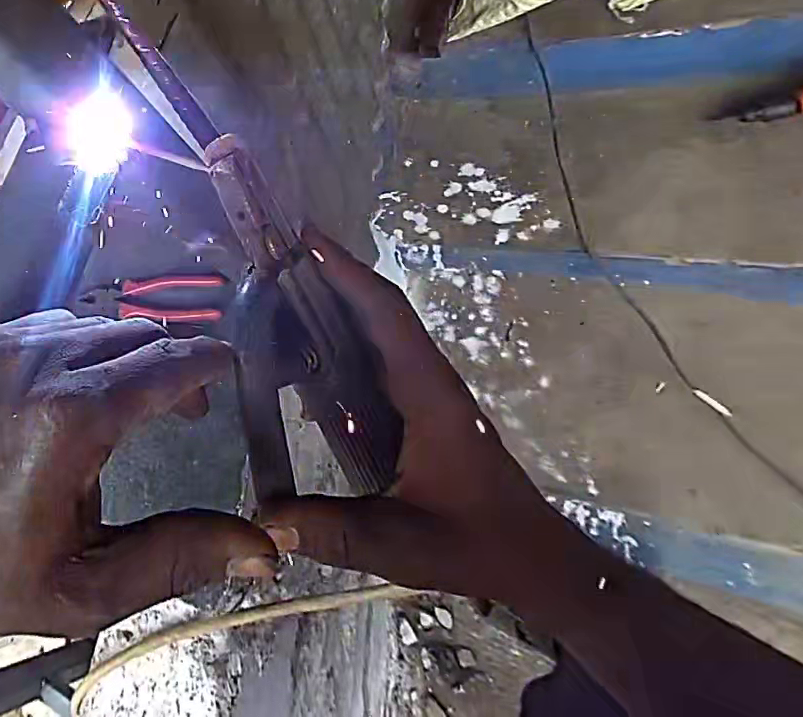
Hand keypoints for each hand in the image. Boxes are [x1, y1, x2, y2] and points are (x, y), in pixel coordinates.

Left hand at [0, 311, 276, 676]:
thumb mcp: (88, 586)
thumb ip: (179, 556)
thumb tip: (263, 548)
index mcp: (68, 417)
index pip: (162, 363)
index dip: (207, 359)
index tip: (233, 365)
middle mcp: (35, 363)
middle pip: (133, 335)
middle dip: (172, 361)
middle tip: (186, 408)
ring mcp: (1, 346)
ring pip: (94, 324)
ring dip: (128, 351)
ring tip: (135, 399)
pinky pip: (53, 325)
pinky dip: (85, 343)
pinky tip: (83, 382)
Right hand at [257, 227, 598, 607]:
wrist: (539, 562)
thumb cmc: (482, 544)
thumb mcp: (409, 544)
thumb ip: (336, 531)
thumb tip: (262, 519)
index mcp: (428, 393)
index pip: (386, 315)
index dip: (347, 273)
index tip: (307, 240)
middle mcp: (425, 378)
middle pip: (377, 308)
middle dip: (331, 272)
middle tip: (278, 251)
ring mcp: (421, 389)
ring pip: (375, 327)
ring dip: (334, 298)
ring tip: (281, 283)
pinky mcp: (414, 404)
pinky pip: (371, 353)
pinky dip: (338, 332)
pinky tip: (301, 344)